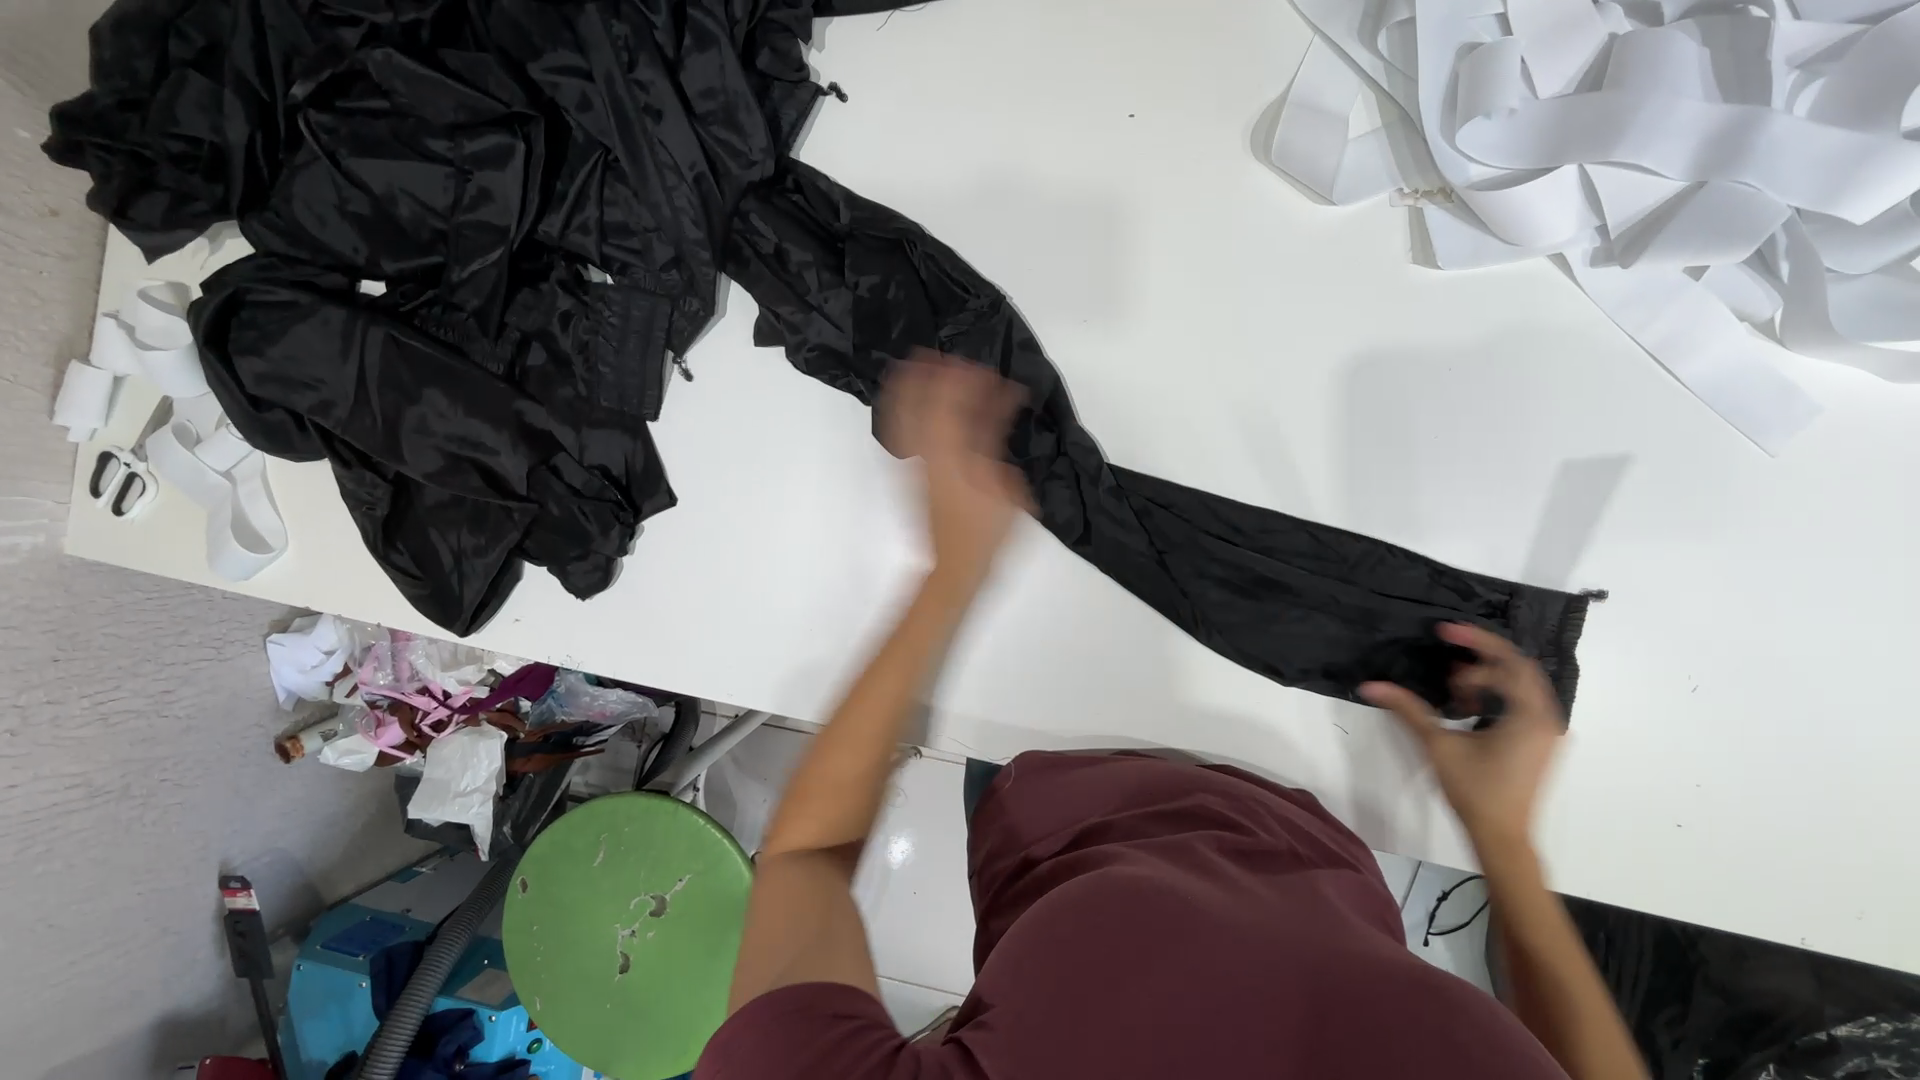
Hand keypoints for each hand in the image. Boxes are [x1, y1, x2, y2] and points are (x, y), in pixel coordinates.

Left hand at [878, 350, 1032, 585]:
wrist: (951, 567)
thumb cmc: (984, 533)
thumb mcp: (1007, 485)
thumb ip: (996, 437)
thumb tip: (999, 403)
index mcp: (952, 449)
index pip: (959, 400)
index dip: (971, 379)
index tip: (987, 369)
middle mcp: (926, 449)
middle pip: (921, 399)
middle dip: (932, 372)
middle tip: (942, 354)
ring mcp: (912, 462)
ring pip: (902, 412)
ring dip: (910, 385)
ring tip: (917, 365)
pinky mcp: (907, 473)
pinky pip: (898, 430)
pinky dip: (901, 409)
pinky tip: (906, 403)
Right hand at [1360, 623, 1564, 851]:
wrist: (1502, 837)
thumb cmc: (1475, 790)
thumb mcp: (1438, 744)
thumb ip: (1408, 709)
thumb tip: (1371, 685)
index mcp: (1530, 714)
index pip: (1507, 661)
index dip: (1474, 641)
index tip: (1443, 632)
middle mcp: (1548, 718)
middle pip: (1520, 667)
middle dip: (1482, 653)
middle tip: (1449, 644)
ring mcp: (1547, 732)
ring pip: (1522, 685)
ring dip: (1488, 675)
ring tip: (1453, 681)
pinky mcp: (1540, 743)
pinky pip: (1523, 702)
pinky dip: (1497, 693)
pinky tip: (1468, 703)